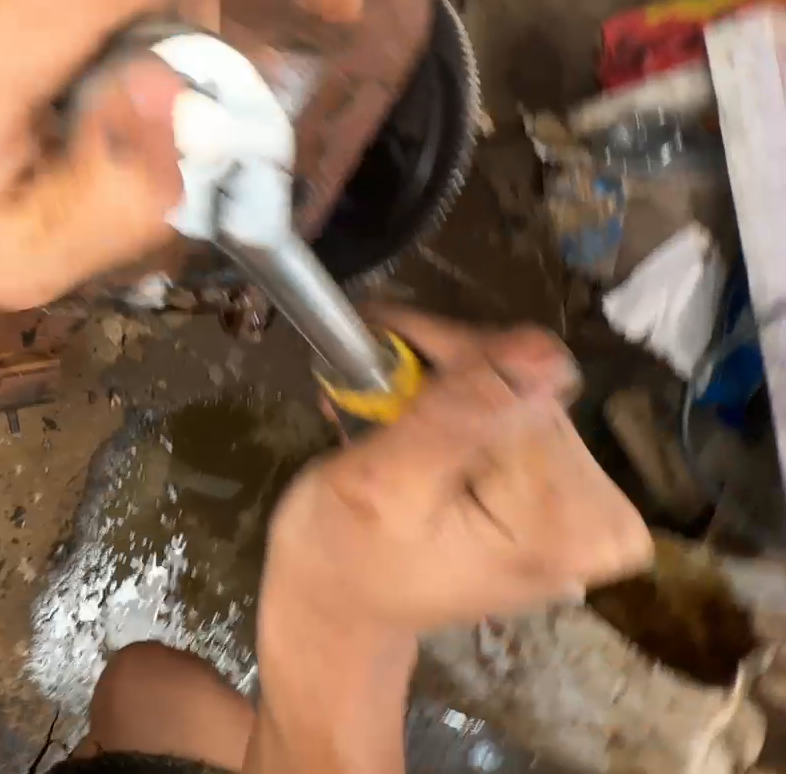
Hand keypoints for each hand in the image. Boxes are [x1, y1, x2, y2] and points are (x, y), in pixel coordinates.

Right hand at [261, 309, 653, 636]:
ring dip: (437, 387)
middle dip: (434, 373)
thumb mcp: (379, 484)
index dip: (442, 353)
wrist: (338, 603)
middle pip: (525, 393)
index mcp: (565, 523)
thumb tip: (542, 350)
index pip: (523, 387)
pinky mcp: (565, 505)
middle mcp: (604, 520)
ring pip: (517, 398)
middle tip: (359, 383)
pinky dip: (451, 410)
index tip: (371, 340)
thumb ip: (454, 420)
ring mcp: (591, 515)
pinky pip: (514, 423)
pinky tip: (406, 426)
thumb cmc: (339, 549)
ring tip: (373, 407)